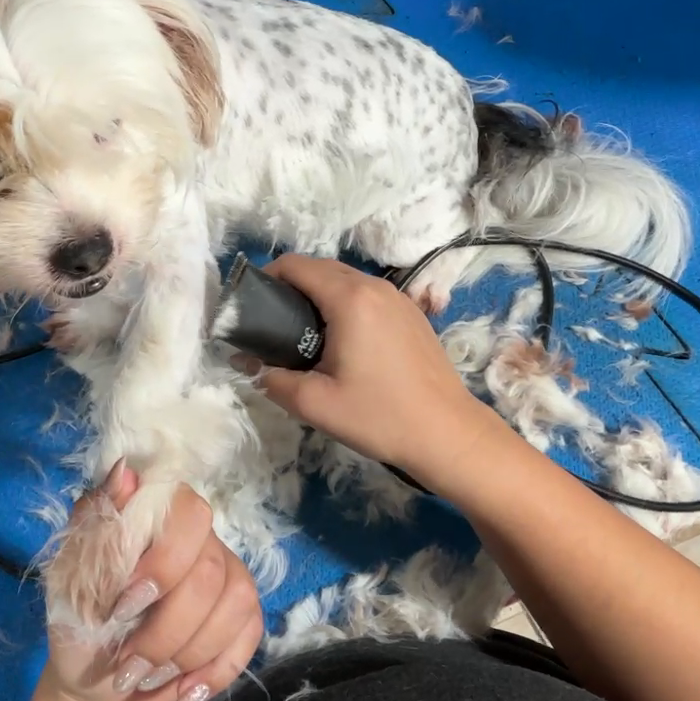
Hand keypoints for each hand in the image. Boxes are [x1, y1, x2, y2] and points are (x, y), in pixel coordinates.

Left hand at [41, 465, 263, 700]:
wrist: (99, 682)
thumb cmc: (81, 620)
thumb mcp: (70, 577)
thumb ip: (96, 523)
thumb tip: (124, 470)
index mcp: (156, 518)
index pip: (188, 511)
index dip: (163, 562)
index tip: (122, 607)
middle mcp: (199, 539)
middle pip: (209, 572)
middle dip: (165, 630)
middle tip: (126, 663)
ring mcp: (227, 575)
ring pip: (234, 605)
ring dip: (186, 656)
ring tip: (145, 679)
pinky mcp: (242, 616)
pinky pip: (249, 637)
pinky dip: (213, 674)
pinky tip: (181, 694)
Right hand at [241, 254, 501, 484]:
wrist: (449, 435)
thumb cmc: (380, 416)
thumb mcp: (315, 404)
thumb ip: (272, 379)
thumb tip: (251, 366)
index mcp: (350, 299)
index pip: (296, 265)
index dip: (268, 277)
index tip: (252, 306)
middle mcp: (375, 287)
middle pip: (321, 267)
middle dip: (290, 286)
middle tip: (272, 323)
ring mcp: (399, 297)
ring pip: (346, 279)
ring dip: (318, 295)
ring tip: (302, 333)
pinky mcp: (413, 313)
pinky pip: (367, 294)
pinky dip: (345, 304)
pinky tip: (341, 340)